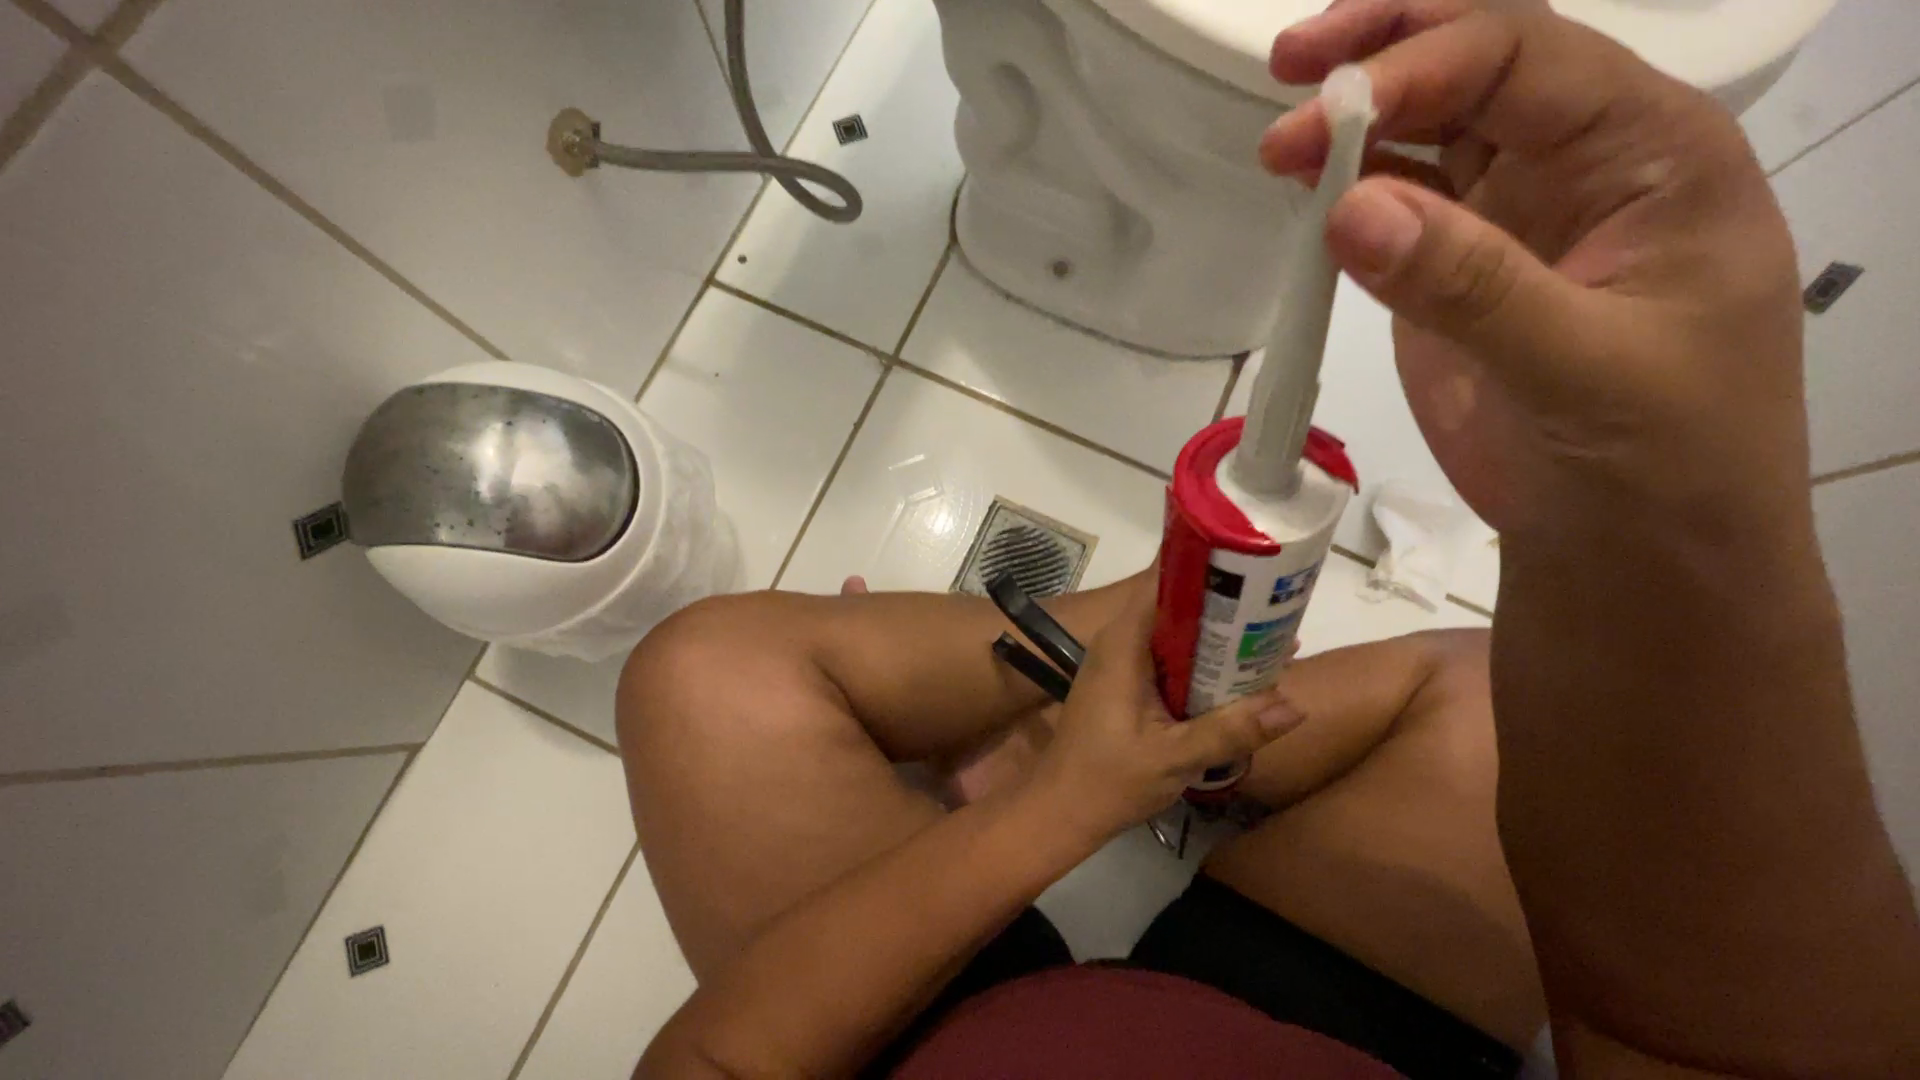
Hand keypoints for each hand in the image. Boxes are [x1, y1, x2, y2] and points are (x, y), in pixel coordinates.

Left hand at [1025, 581, 1304, 839]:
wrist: (1063, 809)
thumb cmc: (1109, 779)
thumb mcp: (1176, 757)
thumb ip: (1233, 729)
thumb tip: (1295, 705)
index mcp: (1123, 643)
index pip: (1165, 584)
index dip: (1208, 572)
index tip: (1254, 568)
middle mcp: (1120, 642)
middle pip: (1177, 608)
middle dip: (1226, 609)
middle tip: (1280, 608)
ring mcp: (1122, 663)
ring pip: (1177, 636)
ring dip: (1218, 640)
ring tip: (1274, 638)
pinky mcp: (1128, 685)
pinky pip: (1170, 661)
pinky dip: (1203, 665)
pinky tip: (1241, 677)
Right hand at [1259, 1, 1810, 547]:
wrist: (1625, 541)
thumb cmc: (1653, 457)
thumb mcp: (1581, 369)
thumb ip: (1470, 285)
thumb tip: (1347, 207)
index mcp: (1647, 151)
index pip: (1524, 59)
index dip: (1417, 66)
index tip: (1318, 111)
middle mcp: (1580, 162)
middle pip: (1477, 65)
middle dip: (1381, 55)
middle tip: (1286, 62)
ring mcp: (1512, 218)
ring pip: (1429, 131)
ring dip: (1354, 124)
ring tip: (1278, 145)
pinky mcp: (1457, 272)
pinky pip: (1396, 208)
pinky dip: (1347, 194)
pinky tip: (1306, 194)